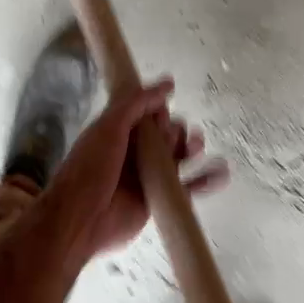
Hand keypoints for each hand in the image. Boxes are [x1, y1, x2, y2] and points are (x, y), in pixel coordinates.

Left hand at [41, 77, 230, 264]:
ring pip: (177, 157)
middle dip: (175, 130)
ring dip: (191, 147)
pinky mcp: (159, 201)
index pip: (147, 114)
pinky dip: (205, 180)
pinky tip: (222, 171)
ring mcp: (147, 178)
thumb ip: (136, 103)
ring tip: (196, 144)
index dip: (159, 111)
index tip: (163, 114)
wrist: (81, 219)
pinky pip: (188, 188)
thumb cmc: (91, 167)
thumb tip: (168, 83)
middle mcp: (134, 153)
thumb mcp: (109, 125)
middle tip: (173, 136)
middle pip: (165, 134)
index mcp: (118, 132)